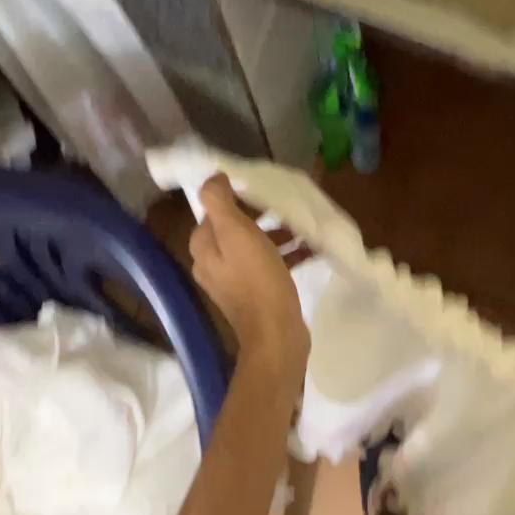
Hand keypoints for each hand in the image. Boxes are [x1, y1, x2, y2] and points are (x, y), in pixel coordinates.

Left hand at [188, 175, 309, 378]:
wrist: (277, 336)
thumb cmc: (258, 282)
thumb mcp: (237, 234)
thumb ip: (220, 202)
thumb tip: (213, 179)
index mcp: (204, 249)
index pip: (214, 211)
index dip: (237, 197)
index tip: (262, 190)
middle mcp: (214, 265)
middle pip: (235, 229)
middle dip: (261, 216)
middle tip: (286, 207)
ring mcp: (235, 283)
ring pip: (255, 247)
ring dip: (278, 234)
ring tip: (302, 227)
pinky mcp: (257, 296)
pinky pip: (270, 266)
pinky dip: (286, 255)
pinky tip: (309, 249)